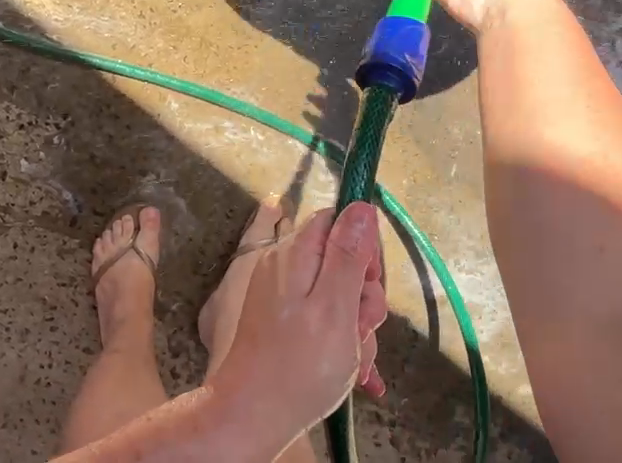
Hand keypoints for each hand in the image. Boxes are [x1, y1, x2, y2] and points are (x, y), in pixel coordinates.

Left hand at [205, 203, 388, 452]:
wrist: (252, 414)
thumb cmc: (299, 364)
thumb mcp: (335, 307)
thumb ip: (348, 255)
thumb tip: (361, 206)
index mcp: (295, 252)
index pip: (337, 221)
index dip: (362, 248)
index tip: (370, 283)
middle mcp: (285, 264)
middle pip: (340, 258)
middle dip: (362, 293)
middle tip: (361, 327)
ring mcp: (283, 293)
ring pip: (336, 292)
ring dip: (354, 322)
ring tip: (353, 356)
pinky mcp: (283, 319)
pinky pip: (322, 315)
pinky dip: (339, 337)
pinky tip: (348, 366)